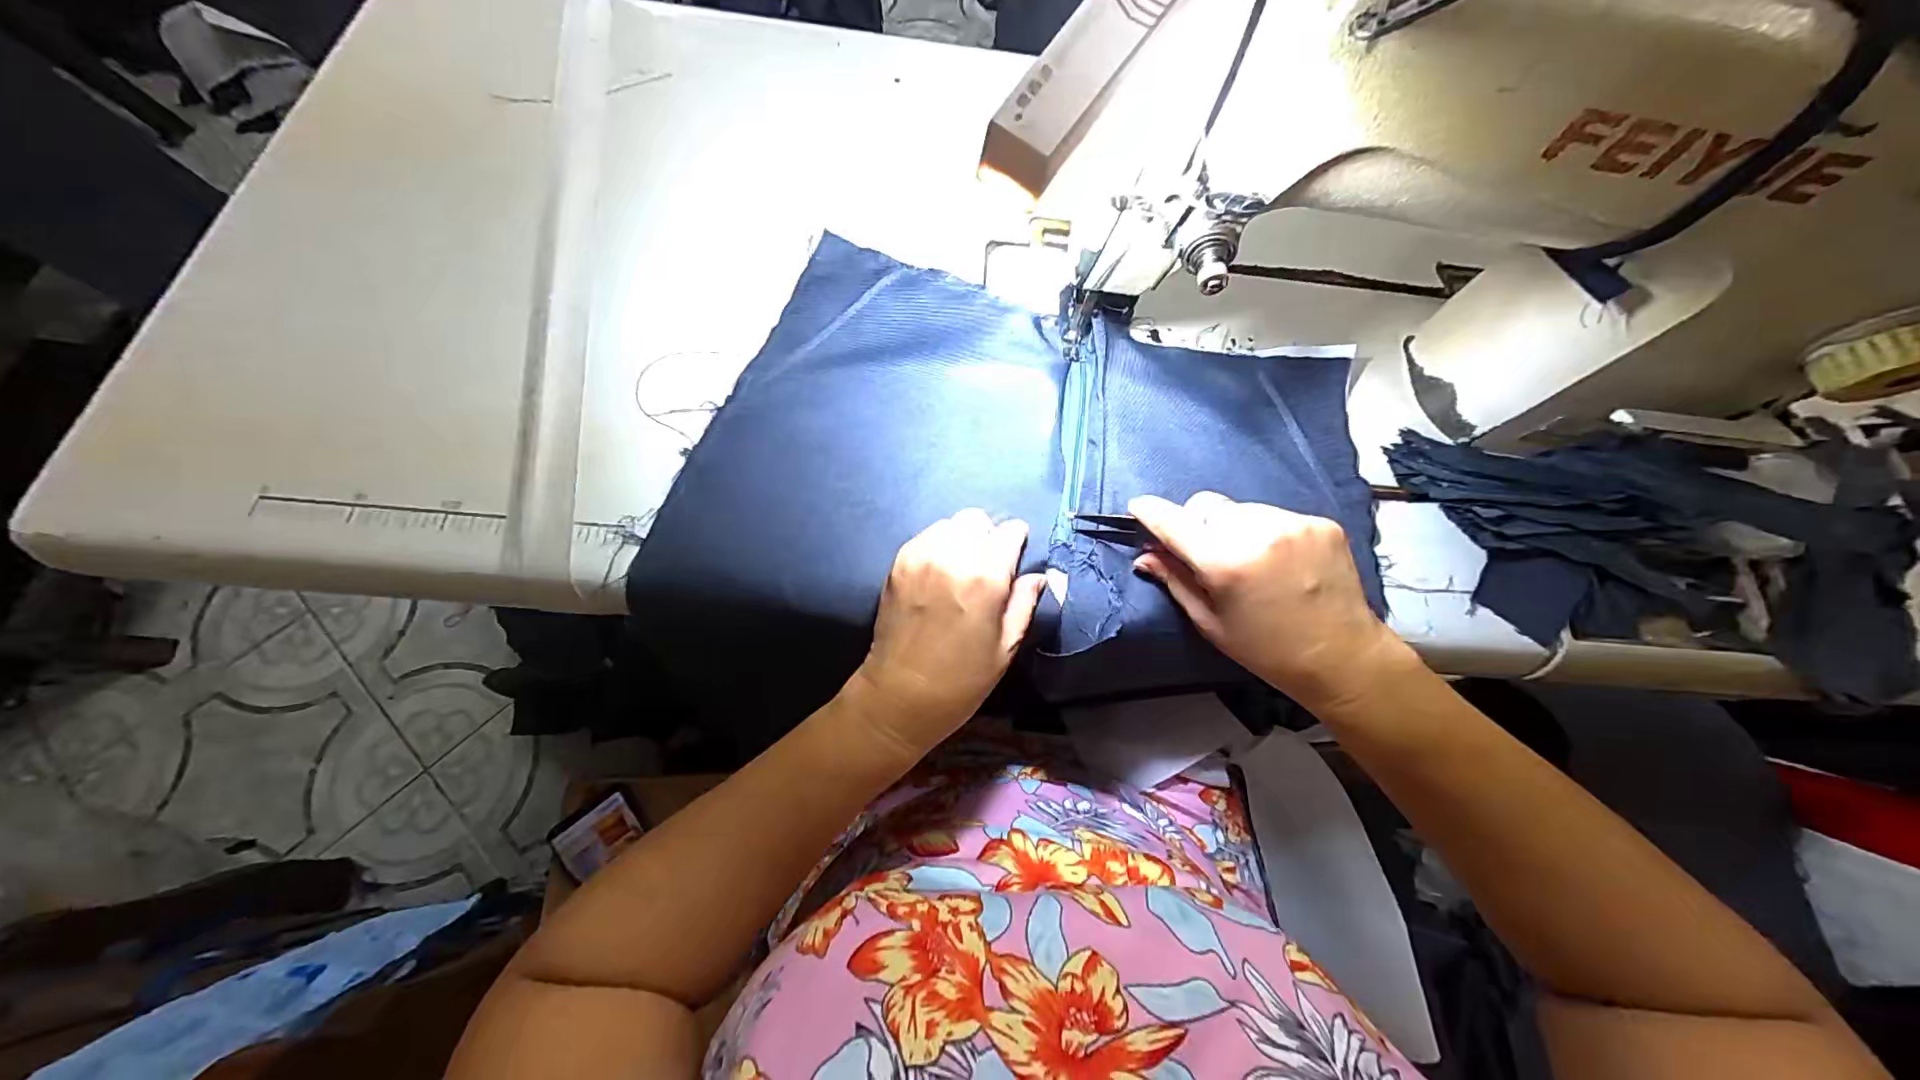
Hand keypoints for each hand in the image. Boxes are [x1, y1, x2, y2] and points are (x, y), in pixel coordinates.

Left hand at [847, 509, 1047, 756]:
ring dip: (962, 539)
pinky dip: (938, 545)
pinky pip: (925, 537)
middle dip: (988, 537)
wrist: (900, 695)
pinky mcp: (898, 563)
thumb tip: (1040, 576)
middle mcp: (952, 556)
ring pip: (949, 524)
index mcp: (985, 577)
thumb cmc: (962, 679)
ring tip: (962, 568)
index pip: (1010, 531)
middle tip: (989, 565)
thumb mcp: (1006, 647)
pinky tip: (940, 572)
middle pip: (977, 519)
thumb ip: (1025, 603)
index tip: (1016, 558)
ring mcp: (920, 557)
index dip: (1017, 543)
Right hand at [1128, 492, 1414, 710]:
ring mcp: (1292, 524)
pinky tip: (1277, 560)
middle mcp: (1257, 533)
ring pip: (1240, 508)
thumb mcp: (1210, 621)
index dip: (1151, 512)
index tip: (1138, 507)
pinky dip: (1264, 531)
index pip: (1175, 521)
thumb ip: (1175, 581)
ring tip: (1248, 561)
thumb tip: (1145, 556)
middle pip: (1206, 505)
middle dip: (1197, 524)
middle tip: (1204, 554)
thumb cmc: (1267, 649)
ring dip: (1231, 527)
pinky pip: (1273, 514)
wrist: (1342, 656)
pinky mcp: (1319, 522)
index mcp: (1226, 562)